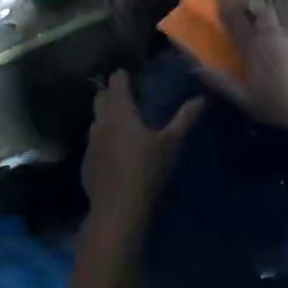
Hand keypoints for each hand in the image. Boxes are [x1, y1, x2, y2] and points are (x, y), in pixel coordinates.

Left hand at [82, 71, 202, 219]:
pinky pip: (93, 144)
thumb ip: (185, 118)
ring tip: (125, 127)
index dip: (124, 76)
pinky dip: (103, 142)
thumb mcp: (171, 143)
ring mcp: (90, 144)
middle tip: (130, 100)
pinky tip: (116, 156)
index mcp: (120, 112)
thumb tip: (202, 97)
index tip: (133, 77)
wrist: (118, 211)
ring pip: (95, 122)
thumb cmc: (147, 170)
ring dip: (106, 119)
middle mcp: (100, 123)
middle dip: (112, 95)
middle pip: (100, 98)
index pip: (116, 81)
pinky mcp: (85, 164)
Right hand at [216, 6, 287, 138]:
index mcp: (253, 44)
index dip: (225, 3)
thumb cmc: (279, 104)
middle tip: (253, 25)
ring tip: (277, 41)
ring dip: (276, 25)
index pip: (234, 15)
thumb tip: (196, 66)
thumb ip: (219, 81)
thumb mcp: (244, 99)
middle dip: (256, 13)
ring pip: (282, 19)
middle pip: (262, 10)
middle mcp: (273, 31)